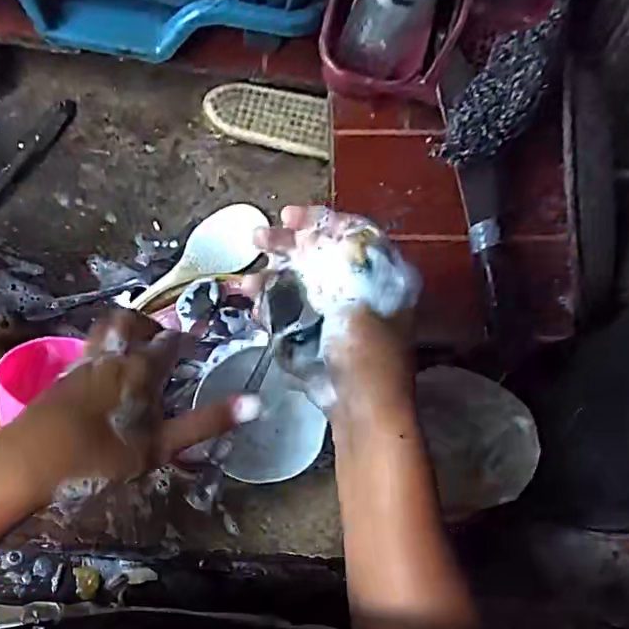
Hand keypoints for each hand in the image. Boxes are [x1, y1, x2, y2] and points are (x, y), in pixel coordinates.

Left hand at [0, 311, 258, 506]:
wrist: (32, 461)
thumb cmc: (103, 455)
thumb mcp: (161, 446)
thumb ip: (205, 423)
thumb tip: (256, 403)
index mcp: (142, 368)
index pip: (171, 342)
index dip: (188, 342)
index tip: (198, 348)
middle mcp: (112, 356)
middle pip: (131, 322)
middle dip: (150, 326)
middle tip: (162, 343)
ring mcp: (81, 365)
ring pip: (105, 333)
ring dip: (123, 336)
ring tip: (134, 358)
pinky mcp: (60, 380)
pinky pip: (87, 353)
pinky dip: (102, 356)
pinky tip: (103, 382)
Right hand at [251, 205, 419, 417]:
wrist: (362, 411)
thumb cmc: (366, 355)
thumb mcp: (351, 298)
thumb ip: (329, 264)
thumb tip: (305, 235)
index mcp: (382, 277)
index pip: (351, 234)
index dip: (319, 220)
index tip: (288, 216)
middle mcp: (360, 293)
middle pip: (321, 259)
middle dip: (287, 249)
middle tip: (257, 240)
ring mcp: (337, 320)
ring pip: (302, 290)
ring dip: (272, 282)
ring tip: (246, 283)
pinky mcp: (319, 344)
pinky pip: (293, 319)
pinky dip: (274, 311)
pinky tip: (255, 307)